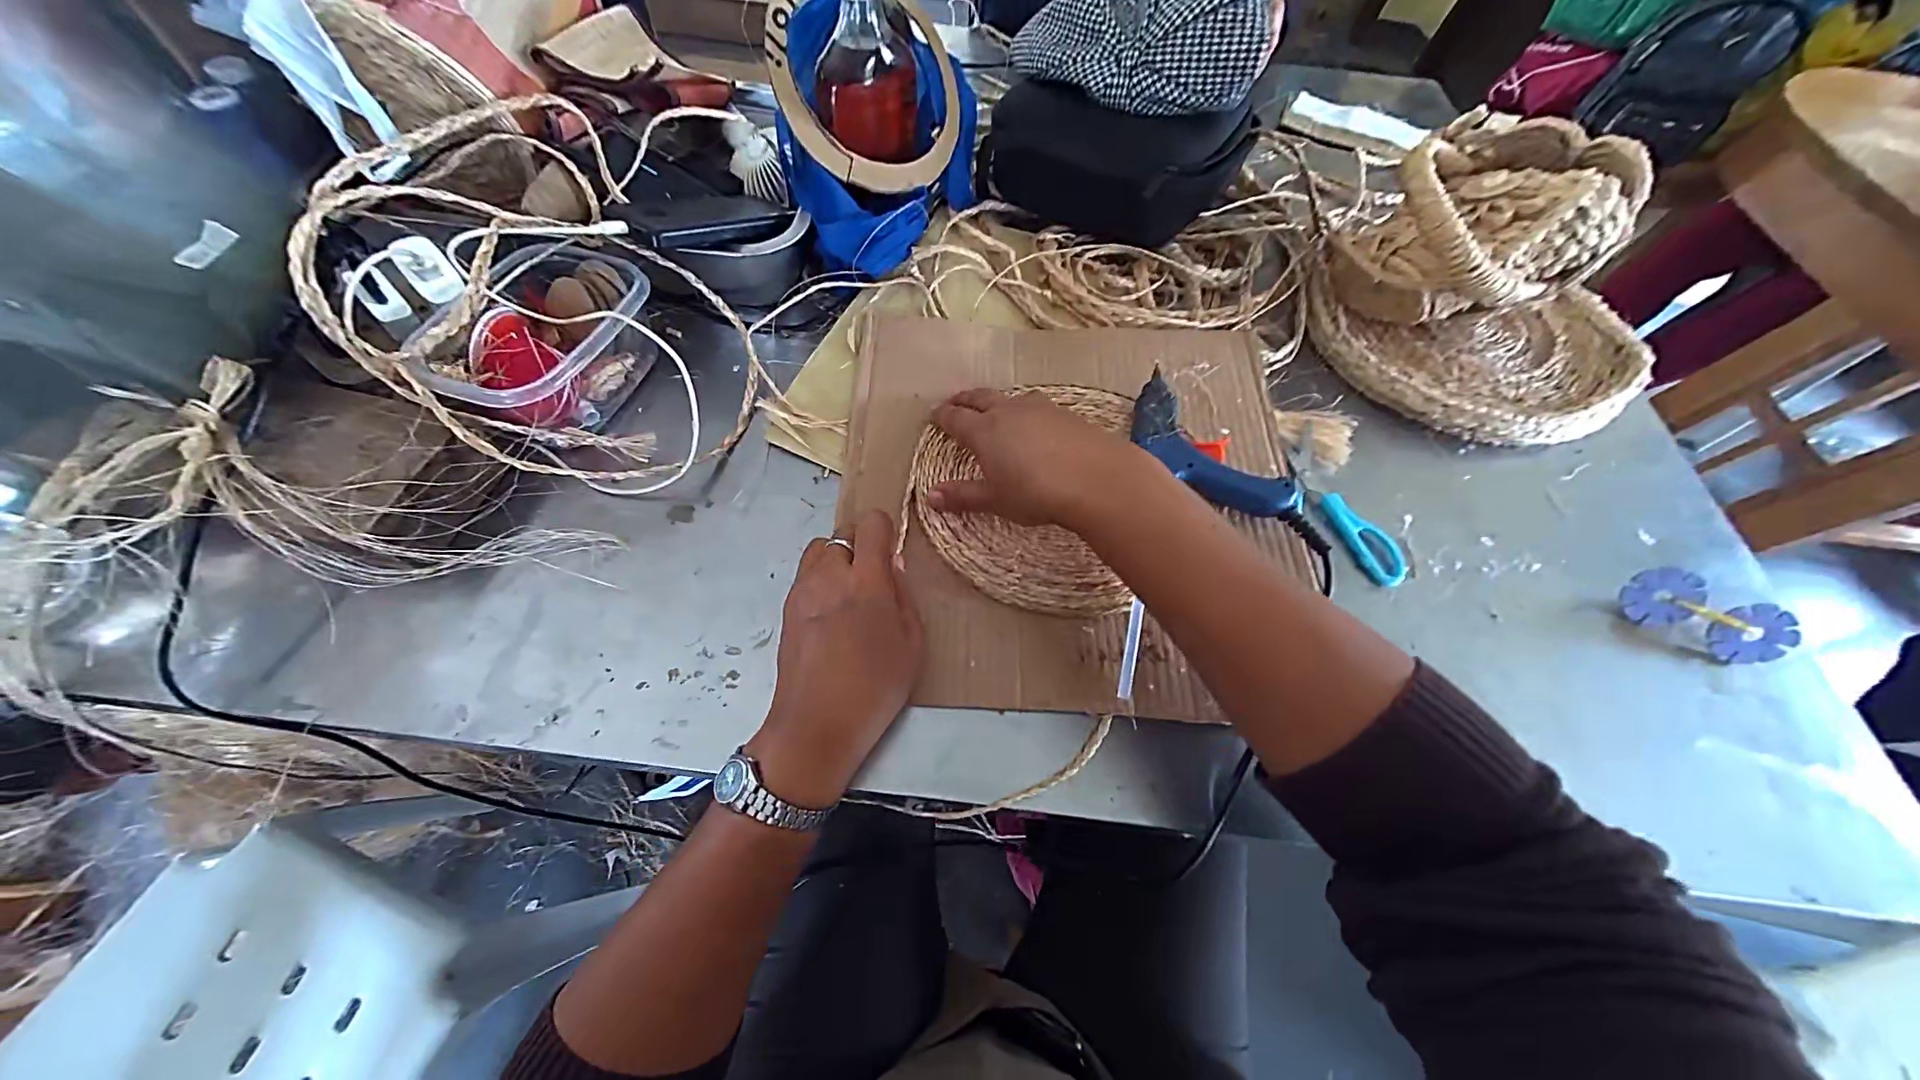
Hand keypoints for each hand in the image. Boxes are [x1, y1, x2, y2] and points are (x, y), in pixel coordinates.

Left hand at [748, 509, 923, 807]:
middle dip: (859, 547)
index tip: (892, 551)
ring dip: (837, 562)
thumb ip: (904, 596)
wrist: (814, 725)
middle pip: (842, 534)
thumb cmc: (874, 688)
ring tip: (850, 596)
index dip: (884, 529)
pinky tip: (832, 618)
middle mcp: (829, 575)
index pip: (870, 524)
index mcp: (867, 580)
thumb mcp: (912, 645)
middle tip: (874, 580)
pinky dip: (820, 583)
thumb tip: (893, 564)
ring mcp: (801, 591)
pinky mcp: (786, 610)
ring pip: (819, 552)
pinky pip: (806, 578)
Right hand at [926, 388, 1153, 528]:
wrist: (1096, 479)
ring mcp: (1039, 408)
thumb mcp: (995, 499)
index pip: (955, 418)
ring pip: (1009, 398)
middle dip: (965, 400)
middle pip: (980, 398)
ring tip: (994, 409)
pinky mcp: (1066, 413)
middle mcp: (1008, 411)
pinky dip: (1024, 410)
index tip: (935, 417)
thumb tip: (931, 496)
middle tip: (956, 403)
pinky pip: (1036, 405)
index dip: (943, 417)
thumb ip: (963, 496)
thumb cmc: (1036, 493)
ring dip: (996, 401)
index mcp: (984, 430)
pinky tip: (1032, 422)